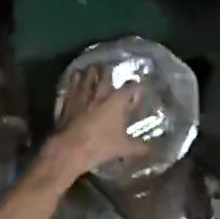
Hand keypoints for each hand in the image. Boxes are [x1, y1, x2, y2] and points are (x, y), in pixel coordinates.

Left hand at [39, 65, 145, 184]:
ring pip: (87, 75)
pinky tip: (75, 76)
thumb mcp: (123, 148)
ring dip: (90, 71)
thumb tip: (151, 150)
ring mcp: (82, 94)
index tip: (137, 85)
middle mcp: (100, 92)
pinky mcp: (68, 100)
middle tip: (109, 68)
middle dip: (108, 70)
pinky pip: (71, 84)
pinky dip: (74, 79)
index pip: (130, 86)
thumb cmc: (100, 145)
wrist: (70, 147)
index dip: (135, 85)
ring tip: (92, 67)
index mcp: (117, 100)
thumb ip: (138, 147)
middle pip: (105, 73)